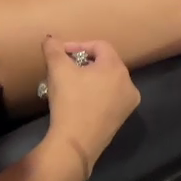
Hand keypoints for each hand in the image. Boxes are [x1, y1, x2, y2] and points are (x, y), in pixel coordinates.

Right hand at [39, 38, 138, 180]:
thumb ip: (53, 47)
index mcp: (116, 68)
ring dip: (88, 76)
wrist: (77, 140)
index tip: (61, 54)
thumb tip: (51, 40)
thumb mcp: (56, 68)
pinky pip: (109, 95)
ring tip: (68, 82)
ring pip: (107, 79)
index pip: (100, 45)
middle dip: (82, 61)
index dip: (78, 45)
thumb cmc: (70, 99)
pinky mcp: (122, 117)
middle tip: (63, 67)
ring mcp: (128, 103)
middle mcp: (129, 84)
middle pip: (105, 62)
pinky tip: (77, 99)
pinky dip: (94, 91)